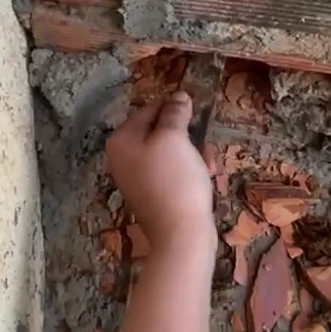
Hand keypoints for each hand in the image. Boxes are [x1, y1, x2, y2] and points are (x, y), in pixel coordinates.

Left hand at [106, 93, 213, 257]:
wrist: (181, 236)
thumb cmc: (175, 180)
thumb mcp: (175, 138)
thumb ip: (175, 113)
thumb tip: (179, 95)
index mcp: (121, 140)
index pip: (149, 110)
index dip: (175, 110)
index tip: (197, 116)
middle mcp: (123, 158)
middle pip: (161, 132)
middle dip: (188, 138)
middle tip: (205, 147)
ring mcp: (137, 179)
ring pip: (172, 153)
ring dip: (194, 155)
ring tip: (209, 167)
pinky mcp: (153, 195)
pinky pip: (173, 172)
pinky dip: (190, 173)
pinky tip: (206, 180)